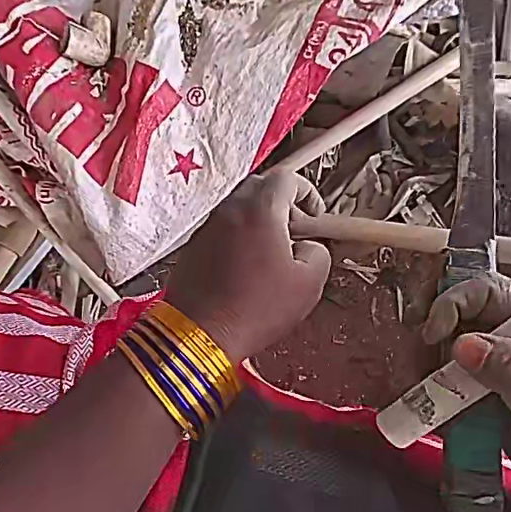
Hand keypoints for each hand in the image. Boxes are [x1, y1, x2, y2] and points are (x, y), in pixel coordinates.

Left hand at [165, 171, 330, 360]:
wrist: (200, 333)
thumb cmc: (256, 309)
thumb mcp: (308, 283)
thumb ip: (318, 251)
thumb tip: (309, 245)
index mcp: (260, 209)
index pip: (287, 177)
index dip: (308, 194)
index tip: (314, 220)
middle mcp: (228, 210)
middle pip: (259, 188)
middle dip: (282, 205)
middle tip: (295, 235)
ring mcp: (206, 227)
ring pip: (237, 209)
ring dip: (257, 223)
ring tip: (270, 256)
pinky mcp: (192, 247)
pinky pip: (220, 231)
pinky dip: (236, 239)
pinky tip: (244, 270)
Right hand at [422, 274, 510, 511]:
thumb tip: (464, 344)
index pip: (496, 291)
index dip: (457, 302)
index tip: (434, 334)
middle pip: (462, 316)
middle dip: (433, 338)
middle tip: (422, 373)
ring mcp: (503, 367)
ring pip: (447, 347)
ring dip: (428, 368)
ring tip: (425, 399)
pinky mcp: (487, 392)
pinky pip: (447, 379)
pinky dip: (431, 390)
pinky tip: (430, 411)